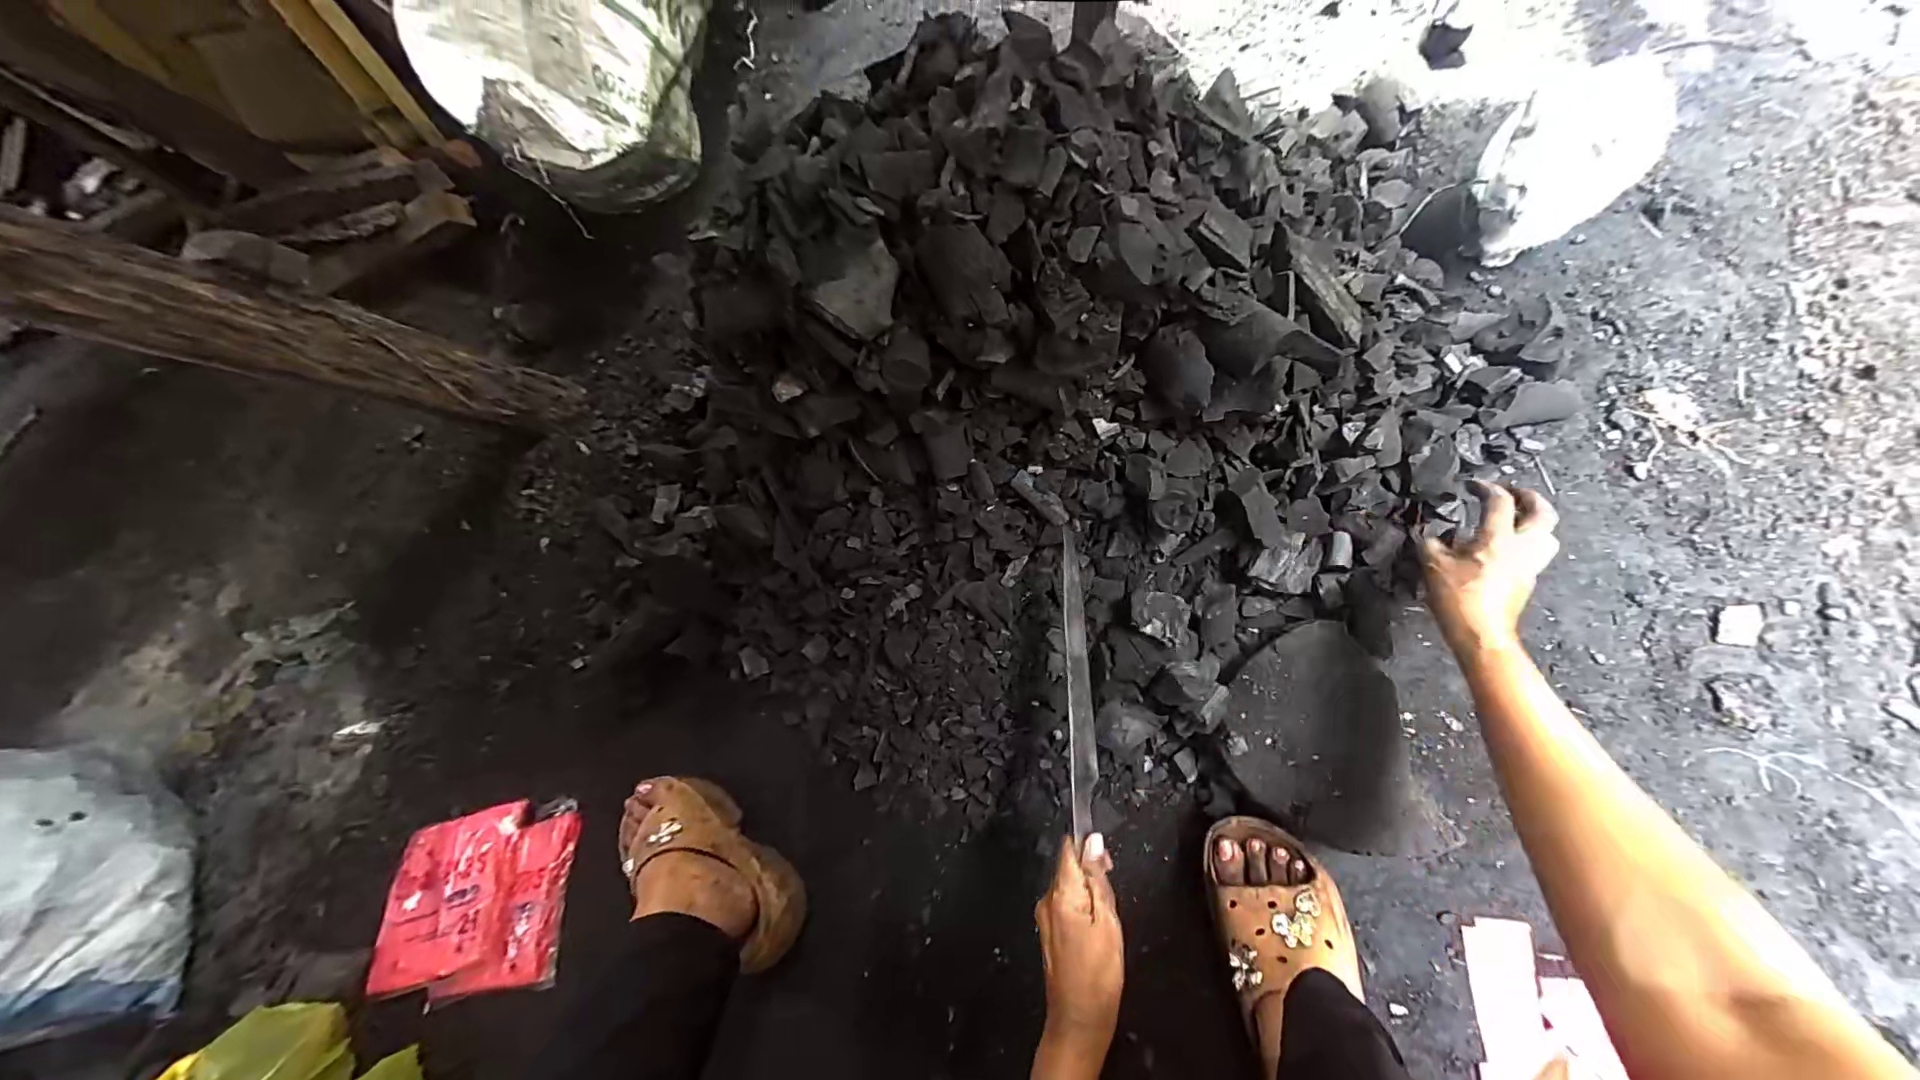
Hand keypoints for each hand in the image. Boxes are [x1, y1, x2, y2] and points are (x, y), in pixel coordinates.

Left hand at [1035, 833, 1122, 1038]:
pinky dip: (1081, 908)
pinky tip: (1095, 931)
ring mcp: (1044, 916)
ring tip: (1106, 922)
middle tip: (1111, 901)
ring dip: (1088, 893)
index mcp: (1060, 893)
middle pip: (1068, 867)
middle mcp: (1046, 900)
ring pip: (1069, 886)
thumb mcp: (1108, 922)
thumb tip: (1093, 841)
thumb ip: (1098, 878)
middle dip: (1091, 873)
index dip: (1089, 847)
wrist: (1079, 1022)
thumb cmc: (1098, 975)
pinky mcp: (1048, 931)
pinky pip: (1065, 904)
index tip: (1106, 860)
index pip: (1068, 849)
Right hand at [1421, 482, 1559, 655]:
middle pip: (1542, 513)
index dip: (1486, 488)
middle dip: (1530, 497)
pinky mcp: (1528, 579)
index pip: (1499, 502)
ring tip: (1518, 517)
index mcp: (1497, 539)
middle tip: (1513, 492)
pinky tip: (1507, 545)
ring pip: (1548, 533)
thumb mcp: (1432, 565)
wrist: (1481, 633)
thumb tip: (1430, 534)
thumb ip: (1431, 543)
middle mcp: (1522, 548)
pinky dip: (1527, 540)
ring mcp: (1530, 565)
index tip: (1473, 485)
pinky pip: (1536, 551)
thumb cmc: (1457, 598)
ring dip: (1537, 520)